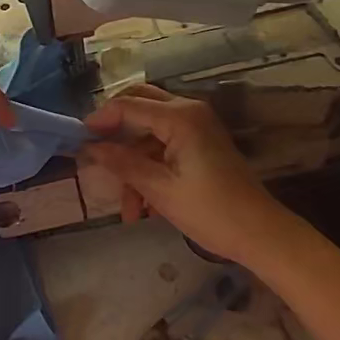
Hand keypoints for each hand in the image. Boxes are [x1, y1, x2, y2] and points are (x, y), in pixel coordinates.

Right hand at [77, 85, 285, 264]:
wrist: (261, 234)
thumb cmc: (211, 212)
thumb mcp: (159, 190)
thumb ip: (122, 163)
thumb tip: (89, 147)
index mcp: (179, 117)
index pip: (127, 106)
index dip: (100, 120)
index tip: (78, 140)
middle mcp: (188, 111)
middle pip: (138, 105)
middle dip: (114, 130)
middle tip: (93, 152)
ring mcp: (196, 125)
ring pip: (148, 131)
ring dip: (133, 162)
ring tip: (127, 208)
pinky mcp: (200, 141)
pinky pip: (163, 144)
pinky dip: (149, 168)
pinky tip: (143, 206)